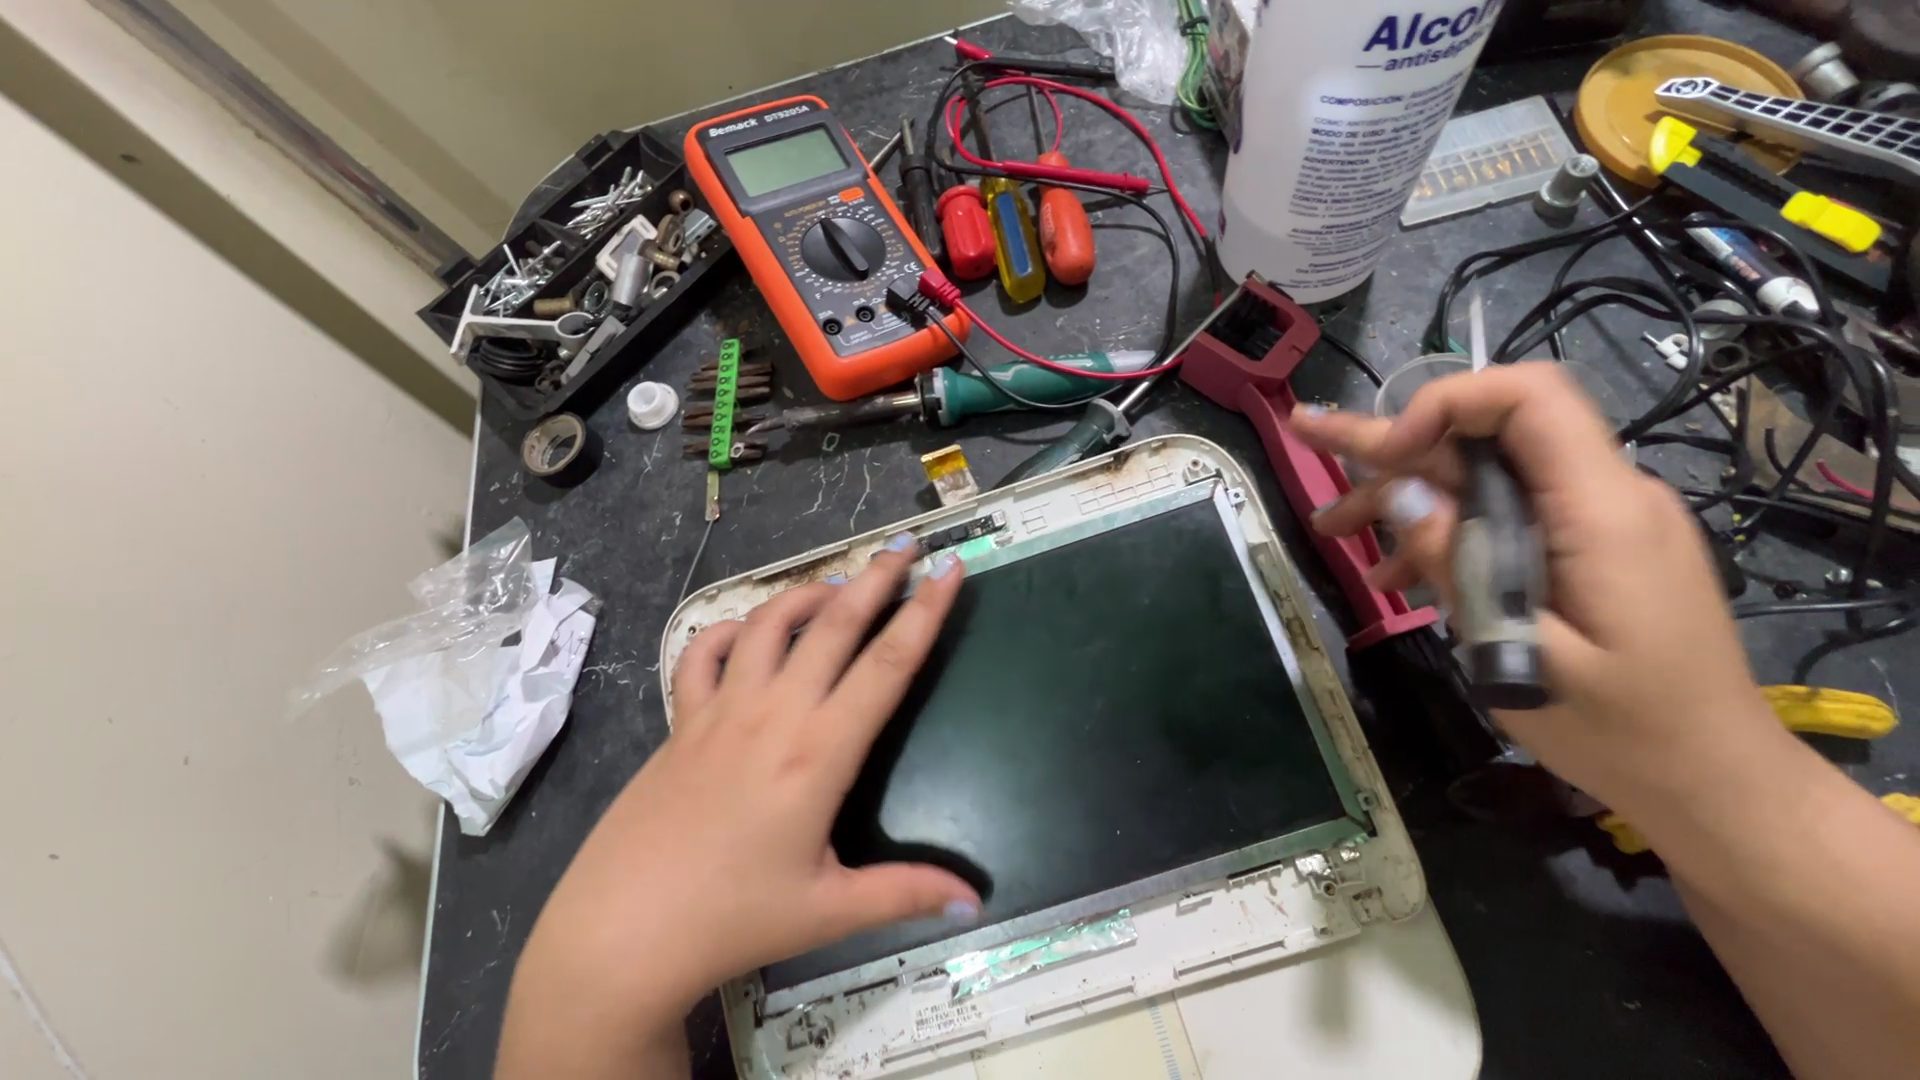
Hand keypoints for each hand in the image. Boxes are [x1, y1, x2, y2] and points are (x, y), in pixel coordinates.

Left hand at [497, 538, 978, 1078]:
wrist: (621, 931)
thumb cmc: (732, 918)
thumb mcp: (829, 910)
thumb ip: (905, 894)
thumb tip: (974, 901)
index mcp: (819, 752)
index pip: (888, 665)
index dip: (925, 613)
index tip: (948, 570)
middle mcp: (774, 714)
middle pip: (834, 625)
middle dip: (875, 577)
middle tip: (905, 545)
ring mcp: (721, 711)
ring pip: (770, 624)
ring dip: (807, 594)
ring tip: (837, 585)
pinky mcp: (681, 721)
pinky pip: (705, 654)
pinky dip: (732, 630)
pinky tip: (750, 633)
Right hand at [1287, 363, 1784, 812]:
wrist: (1710, 778)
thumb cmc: (1621, 730)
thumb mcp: (1519, 656)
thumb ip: (1460, 565)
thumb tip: (1400, 493)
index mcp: (1599, 511)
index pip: (1528, 399)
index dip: (1447, 405)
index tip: (1389, 456)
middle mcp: (1602, 497)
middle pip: (1487, 435)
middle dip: (1392, 441)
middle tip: (1308, 432)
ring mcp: (1594, 522)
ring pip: (1483, 476)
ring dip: (1403, 494)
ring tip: (1331, 527)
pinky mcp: (1583, 550)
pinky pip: (1503, 515)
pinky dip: (1440, 532)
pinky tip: (1391, 575)